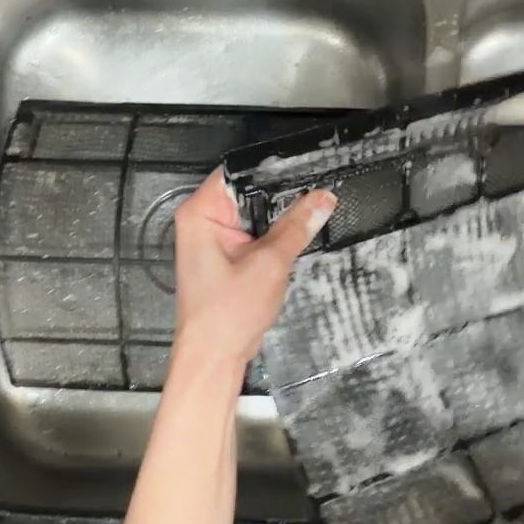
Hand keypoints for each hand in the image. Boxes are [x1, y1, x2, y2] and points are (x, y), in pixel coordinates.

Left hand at [172, 169, 335, 367]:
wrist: (214, 357)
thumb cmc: (228, 313)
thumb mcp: (270, 264)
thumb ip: (297, 226)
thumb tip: (323, 198)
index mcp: (201, 213)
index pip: (238, 173)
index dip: (273, 168)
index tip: (308, 165)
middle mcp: (202, 220)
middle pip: (248, 192)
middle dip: (282, 194)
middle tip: (321, 188)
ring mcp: (213, 239)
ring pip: (255, 214)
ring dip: (281, 217)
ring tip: (317, 207)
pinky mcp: (226, 257)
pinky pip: (255, 235)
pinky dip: (275, 236)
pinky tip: (300, 233)